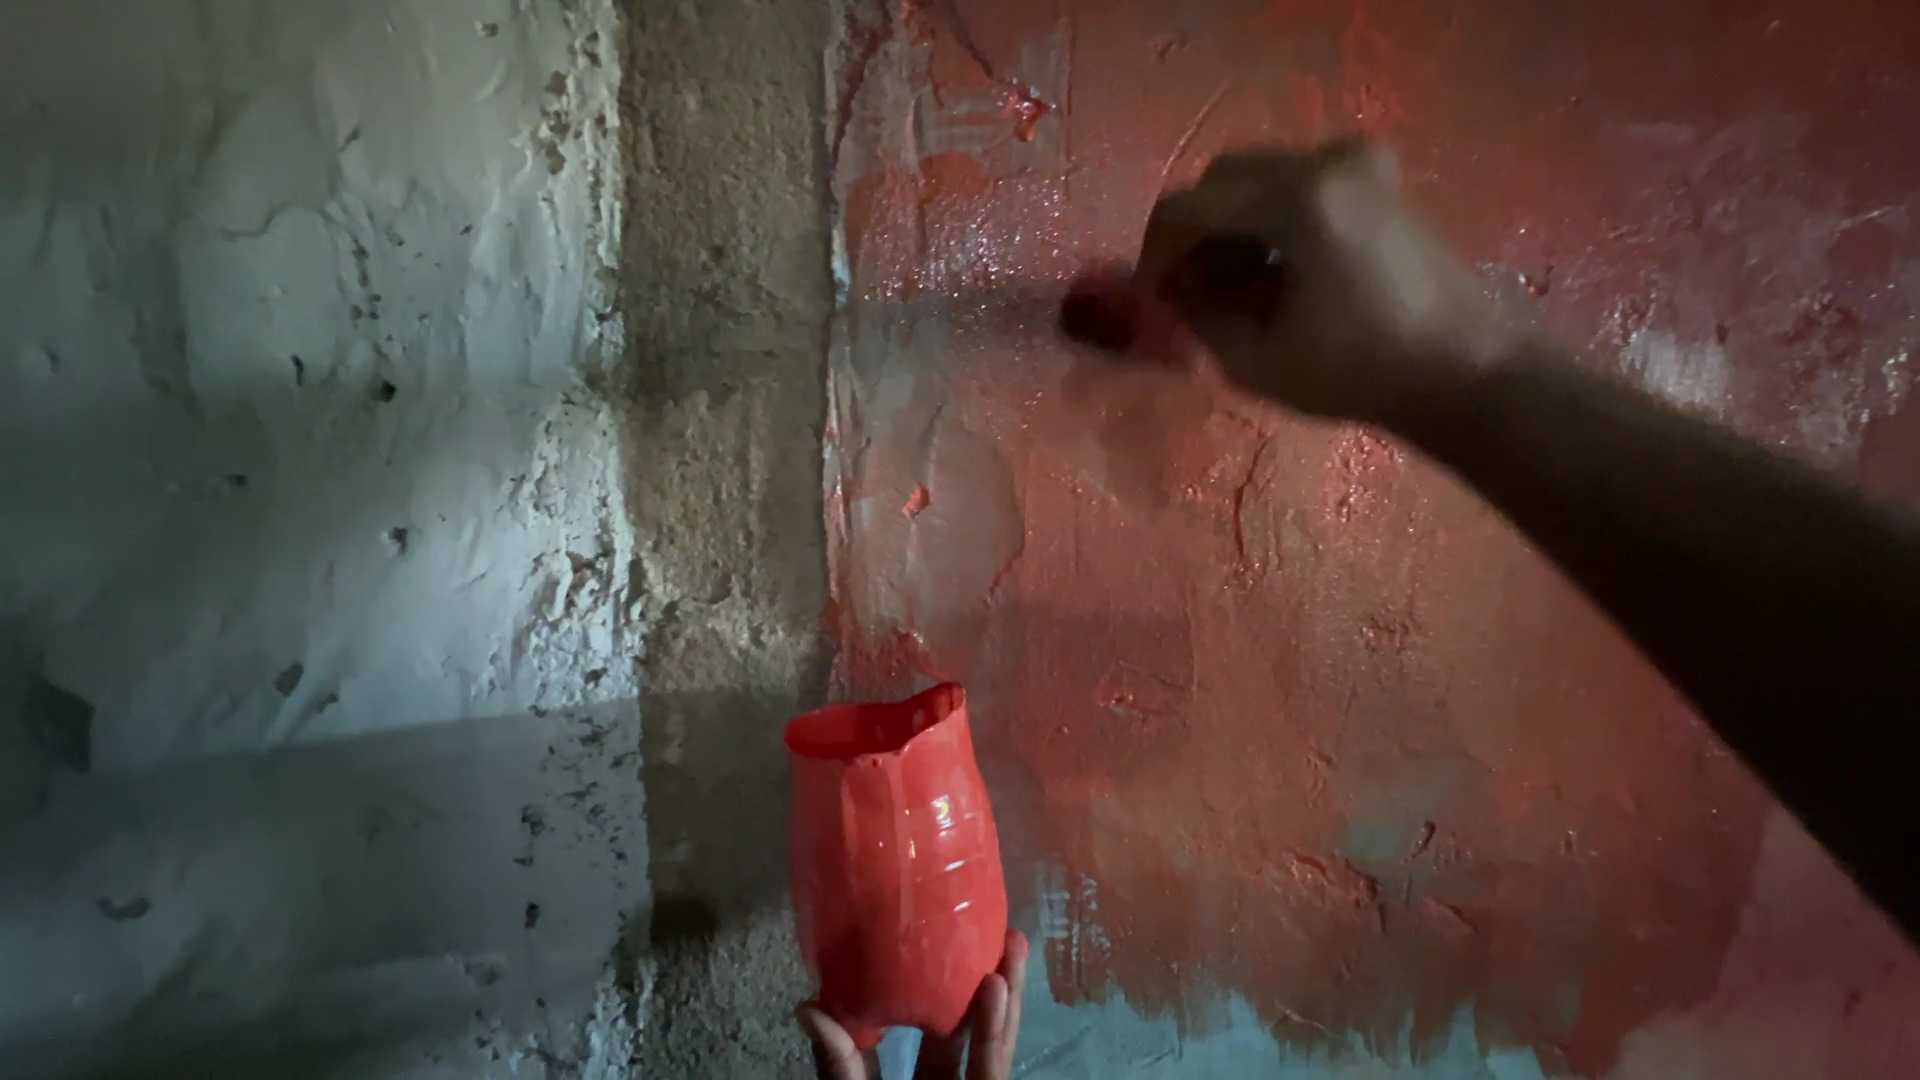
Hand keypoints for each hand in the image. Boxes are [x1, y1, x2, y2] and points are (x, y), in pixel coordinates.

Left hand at [796, 930, 1028, 1079]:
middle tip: (1003, 930)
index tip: (953, 935)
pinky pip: (990, 1076)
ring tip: (1010, 948)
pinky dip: (993, 1036)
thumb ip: (838, 1069)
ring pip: (995, 1047)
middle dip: (992, 981)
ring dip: (1006, 999)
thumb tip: (807, 1004)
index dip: (947, 984)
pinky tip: (996, 994)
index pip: (937, 1028)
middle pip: (976, 1029)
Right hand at [1136, 136, 1511, 425]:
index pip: (1187, 205)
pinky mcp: (1376, 178)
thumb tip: (1174, 287)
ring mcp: (1358, 162)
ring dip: (1228, 228)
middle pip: (1221, 179)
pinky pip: (1293, 184)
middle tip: (1189, 291)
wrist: (1464, 370)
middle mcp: (1327, 160)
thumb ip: (1198, 313)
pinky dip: (1265, 221)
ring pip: (1256, 178)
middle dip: (1193, 234)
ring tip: (1232, 289)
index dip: (1156, 252)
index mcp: (1297, 200)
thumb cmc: (1356, 372)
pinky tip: (1272, 274)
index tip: (1153, 296)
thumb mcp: (1254, 359)